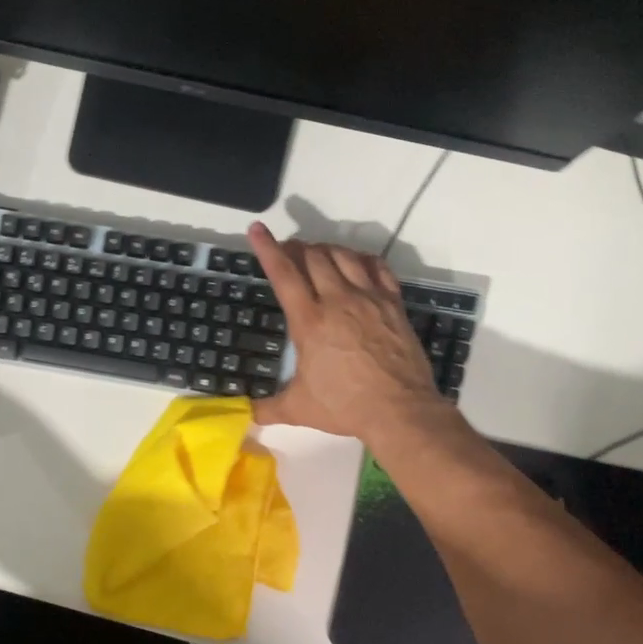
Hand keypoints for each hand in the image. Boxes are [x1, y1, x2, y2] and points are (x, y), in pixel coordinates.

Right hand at [246, 223, 449, 441]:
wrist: (400, 410)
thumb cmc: (345, 407)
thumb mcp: (298, 409)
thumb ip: (266, 408)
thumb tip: (242, 414)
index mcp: (309, 321)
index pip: (283, 273)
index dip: (267, 248)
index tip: (258, 229)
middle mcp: (338, 301)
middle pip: (315, 256)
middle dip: (298, 247)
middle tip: (290, 250)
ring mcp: (369, 299)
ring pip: (345, 256)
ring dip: (327, 249)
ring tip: (318, 254)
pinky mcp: (393, 304)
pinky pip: (378, 267)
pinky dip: (363, 259)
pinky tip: (357, 262)